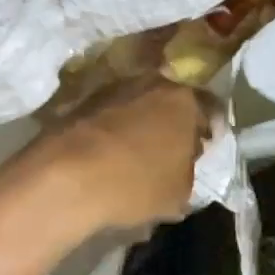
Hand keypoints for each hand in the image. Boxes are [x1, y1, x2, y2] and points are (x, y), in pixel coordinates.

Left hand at [0, 76, 209, 231]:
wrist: (64, 178)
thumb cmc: (136, 183)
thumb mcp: (179, 192)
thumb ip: (187, 172)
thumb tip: (181, 167)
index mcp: (185, 99)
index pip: (210, 108)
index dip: (210, 129)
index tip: (205, 147)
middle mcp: (152, 82)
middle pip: (170, 99)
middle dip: (173, 121)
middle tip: (172, 148)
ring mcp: (113, 88)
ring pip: (137, 103)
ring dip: (140, 123)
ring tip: (135, 153)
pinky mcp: (79, 100)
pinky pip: (107, 115)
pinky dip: (111, 130)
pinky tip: (106, 155)